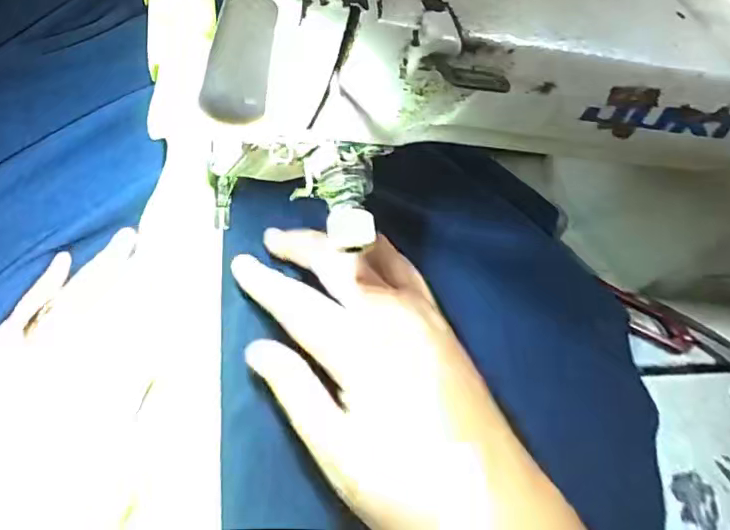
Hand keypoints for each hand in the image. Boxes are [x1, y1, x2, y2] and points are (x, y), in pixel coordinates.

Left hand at [0, 229, 146, 529]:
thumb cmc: (41, 509)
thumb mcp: (111, 477)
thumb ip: (144, 422)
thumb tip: (165, 372)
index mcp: (102, 384)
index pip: (142, 322)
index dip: (161, 290)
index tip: (177, 264)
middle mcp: (68, 360)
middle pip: (111, 302)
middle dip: (135, 268)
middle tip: (156, 237)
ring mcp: (27, 357)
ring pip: (74, 300)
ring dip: (100, 268)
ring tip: (123, 240)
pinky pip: (22, 312)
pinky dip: (43, 286)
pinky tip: (61, 263)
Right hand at [232, 229, 584, 529]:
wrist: (489, 493)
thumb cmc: (406, 481)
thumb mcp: (339, 452)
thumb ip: (296, 393)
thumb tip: (258, 349)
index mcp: (358, 345)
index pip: (300, 304)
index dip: (266, 283)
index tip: (240, 264)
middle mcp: (389, 312)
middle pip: (338, 263)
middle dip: (301, 246)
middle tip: (271, 237)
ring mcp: (420, 310)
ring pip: (372, 255)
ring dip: (338, 240)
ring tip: (313, 236)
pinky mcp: (440, 317)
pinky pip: (405, 266)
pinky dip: (379, 249)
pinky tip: (371, 250)